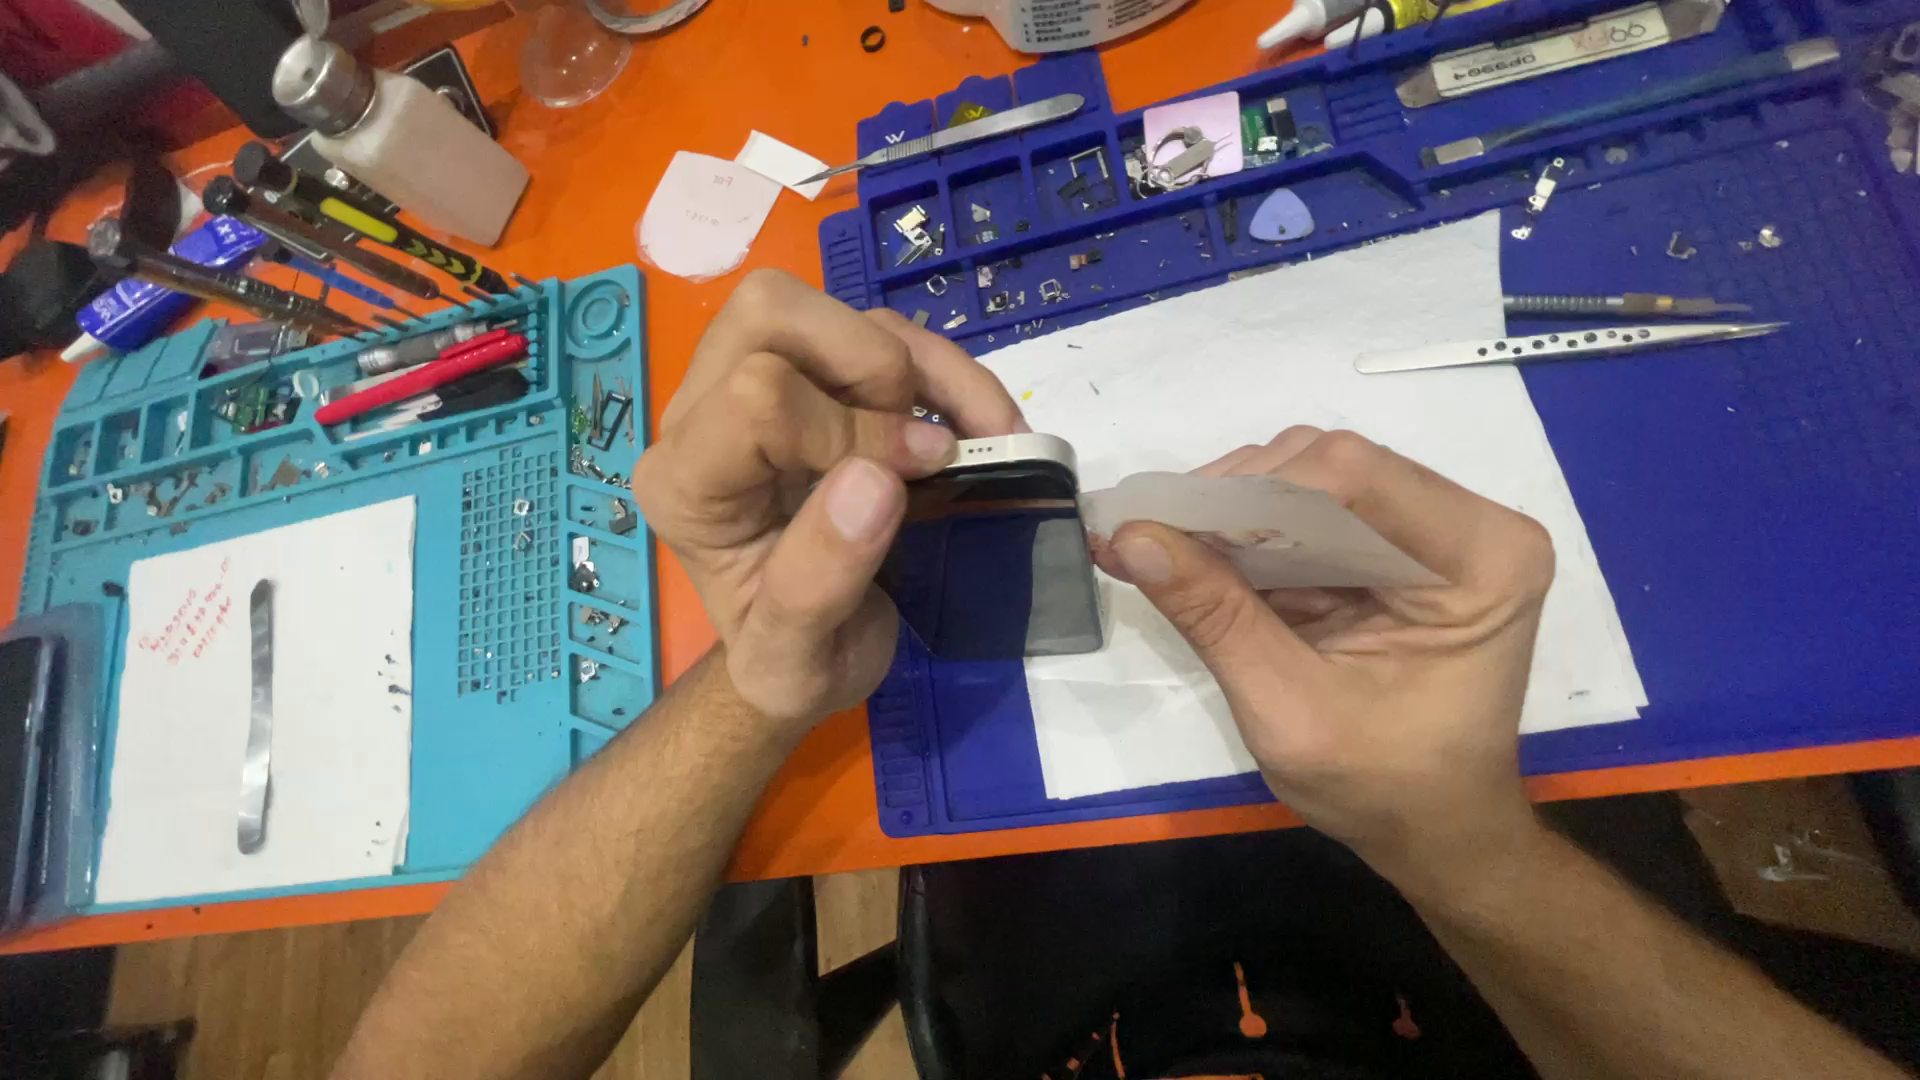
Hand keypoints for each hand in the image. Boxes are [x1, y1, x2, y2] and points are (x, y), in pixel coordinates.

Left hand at [632, 270, 1026, 729]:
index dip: (851, 429)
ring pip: (832, 308)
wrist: (813, 653)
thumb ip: (819, 585)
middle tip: (924, 447)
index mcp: (687, 485)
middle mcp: (705, 418)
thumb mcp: (799, 661)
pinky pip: (880, 332)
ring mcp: (760, 388)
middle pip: (772, 312)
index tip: (912, 483)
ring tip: (974, 437)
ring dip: (922, 366)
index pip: (758, 397)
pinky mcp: (816, 384)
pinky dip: (944, 369)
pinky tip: (979, 423)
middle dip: (872, 367)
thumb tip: (876, 480)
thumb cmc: (796, 661)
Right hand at [1093, 426, 1551, 888]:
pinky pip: (1301, 505)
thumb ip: (1215, 618)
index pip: (1354, 476)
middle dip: (1232, 498)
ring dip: (1229, 507)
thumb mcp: (1287, 711)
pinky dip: (1241, 526)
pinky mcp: (1385, 543)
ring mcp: (1424, 528)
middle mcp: (1462, 523)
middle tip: (1157, 541)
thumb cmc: (1381, 786)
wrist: (1430, 827)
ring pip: (1305, 473)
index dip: (1254, 491)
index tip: (1172, 532)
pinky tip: (1197, 556)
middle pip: (1325, 464)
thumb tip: (1128, 535)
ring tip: (1169, 549)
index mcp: (1479, 560)